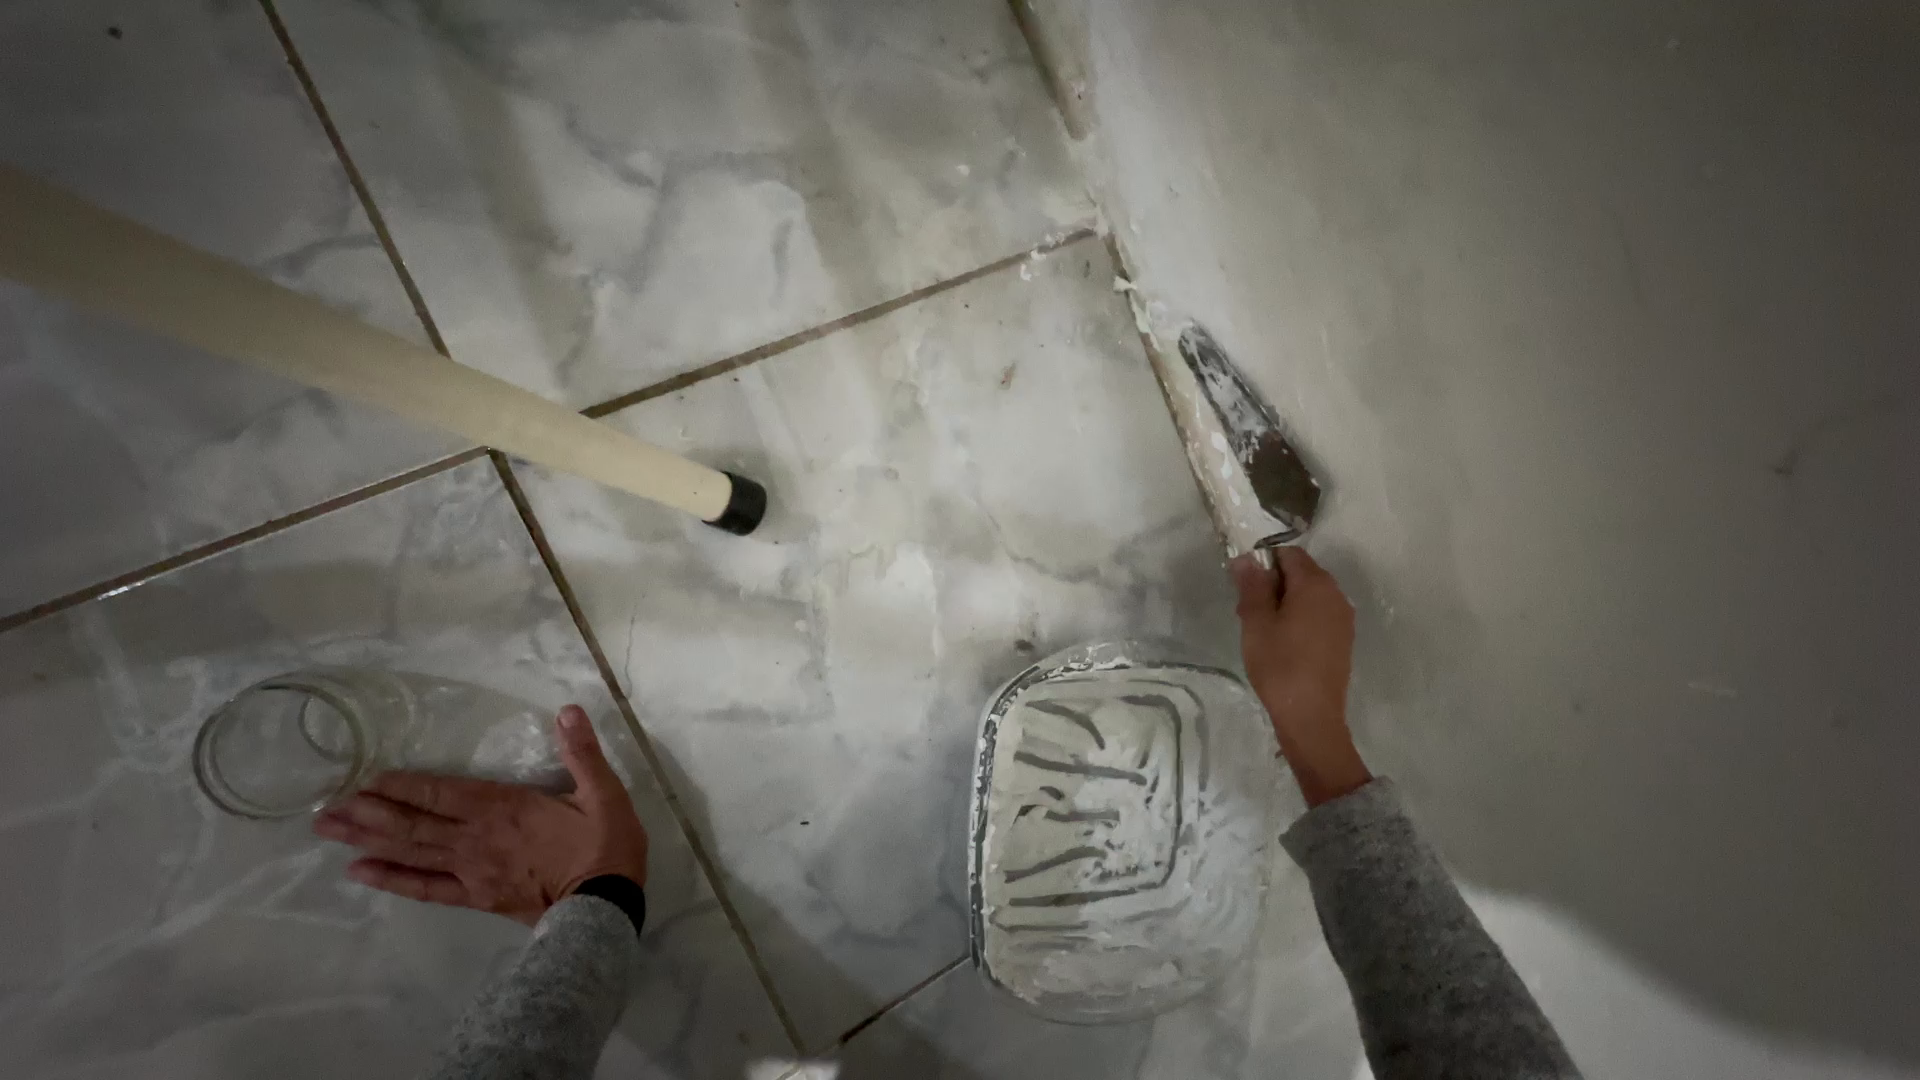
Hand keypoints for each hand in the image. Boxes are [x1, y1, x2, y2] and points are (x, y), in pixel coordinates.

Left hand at [313, 705, 648, 924]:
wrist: (602, 906)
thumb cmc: (605, 843)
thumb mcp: (604, 792)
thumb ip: (582, 753)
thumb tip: (566, 711)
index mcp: (507, 808)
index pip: (446, 793)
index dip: (407, 786)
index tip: (369, 777)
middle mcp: (478, 838)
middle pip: (416, 824)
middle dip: (370, 813)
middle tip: (326, 806)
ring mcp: (472, 871)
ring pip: (411, 852)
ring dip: (368, 841)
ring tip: (329, 830)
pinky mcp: (475, 897)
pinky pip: (424, 889)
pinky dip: (391, 880)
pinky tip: (361, 872)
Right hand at [1231, 548, 1371, 806]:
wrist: (1311, 716)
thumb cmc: (1279, 664)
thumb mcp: (1256, 622)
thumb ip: (1252, 585)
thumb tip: (1247, 557)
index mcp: (1315, 584)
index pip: (1288, 553)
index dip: (1263, 560)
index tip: (1242, 583)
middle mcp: (1336, 594)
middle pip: (1301, 572)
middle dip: (1272, 582)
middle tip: (1245, 608)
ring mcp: (1343, 618)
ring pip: (1309, 595)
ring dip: (1283, 601)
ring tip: (1260, 628)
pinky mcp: (1342, 638)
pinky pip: (1318, 614)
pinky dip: (1298, 617)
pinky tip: (1280, 641)